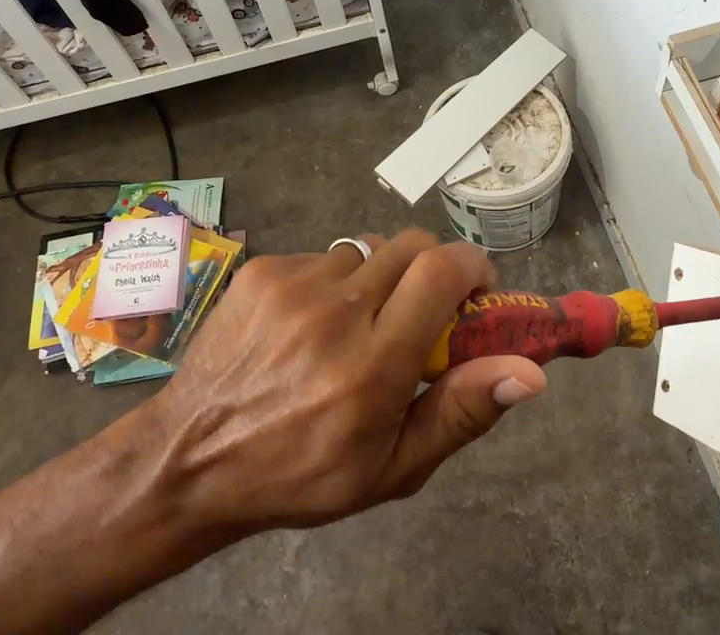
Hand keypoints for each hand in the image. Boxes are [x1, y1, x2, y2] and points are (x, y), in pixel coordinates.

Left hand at [156, 230, 547, 535]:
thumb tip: (530, 373)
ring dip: (381, 277)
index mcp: (375, 363)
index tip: (478, 291)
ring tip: (360, 324)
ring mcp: (292, 284)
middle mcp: (336, 310)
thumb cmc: (302, 473)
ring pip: (368, 249)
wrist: (189, 459)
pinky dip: (334, 283)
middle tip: (424, 310)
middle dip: (433, 268)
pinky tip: (311, 326)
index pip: (442, 270)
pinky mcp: (261, 271)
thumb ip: (462, 412)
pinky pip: (324, 257)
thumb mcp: (393, 468)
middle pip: (412, 245)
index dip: (472, 267)